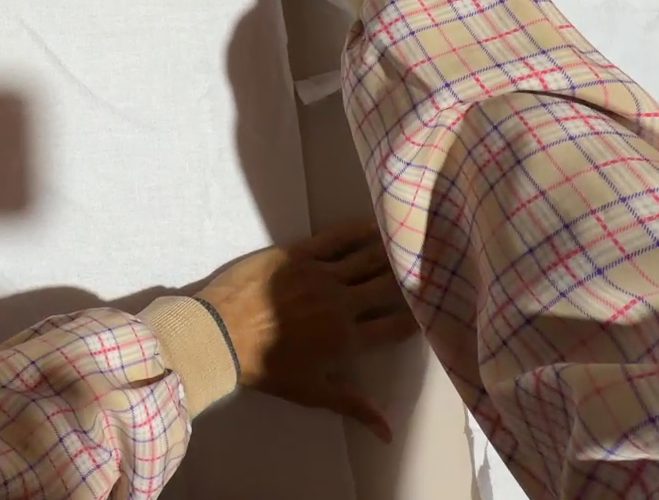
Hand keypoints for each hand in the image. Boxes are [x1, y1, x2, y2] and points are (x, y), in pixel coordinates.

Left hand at [196, 220, 416, 439]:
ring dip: (390, 252)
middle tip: (433, 265)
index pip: (393, 327)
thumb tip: (389, 433)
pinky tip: (376, 223)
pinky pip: (335, 239)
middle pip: (386, 288)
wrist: (222, 331)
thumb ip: (353, 406)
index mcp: (347, 339)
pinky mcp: (298, 253)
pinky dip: (357, 231)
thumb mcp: (311, 392)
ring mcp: (320, 274)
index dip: (418, 318)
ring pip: (366, 260)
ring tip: (412, 241)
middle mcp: (342, 303)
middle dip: (410, 278)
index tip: (436, 306)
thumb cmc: (265, 365)